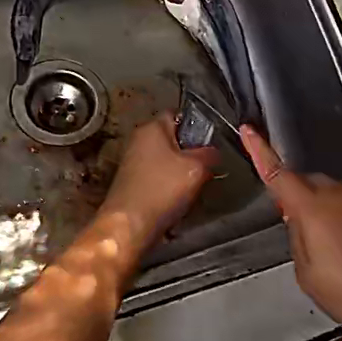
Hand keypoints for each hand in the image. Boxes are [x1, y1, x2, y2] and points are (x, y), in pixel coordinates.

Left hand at [98, 117, 218, 247]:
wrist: (129, 225)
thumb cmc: (162, 189)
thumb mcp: (197, 168)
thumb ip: (209, 154)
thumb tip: (213, 152)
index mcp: (152, 128)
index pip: (178, 114)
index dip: (196, 126)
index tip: (209, 143)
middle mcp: (139, 140)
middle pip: (173, 140)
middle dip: (190, 154)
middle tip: (204, 169)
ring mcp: (132, 162)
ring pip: (167, 161)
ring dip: (181, 174)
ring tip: (191, 189)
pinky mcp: (131, 183)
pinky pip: (158, 178)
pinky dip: (168, 188)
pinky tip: (176, 202)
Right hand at [239, 125, 341, 340]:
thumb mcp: (308, 275)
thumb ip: (296, 240)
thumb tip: (299, 226)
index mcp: (314, 209)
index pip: (278, 173)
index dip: (260, 150)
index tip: (249, 131)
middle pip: (309, 184)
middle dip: (298, 200)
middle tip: (296, 232)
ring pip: (335, 199)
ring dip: (327, 218)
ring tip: (333, 260)